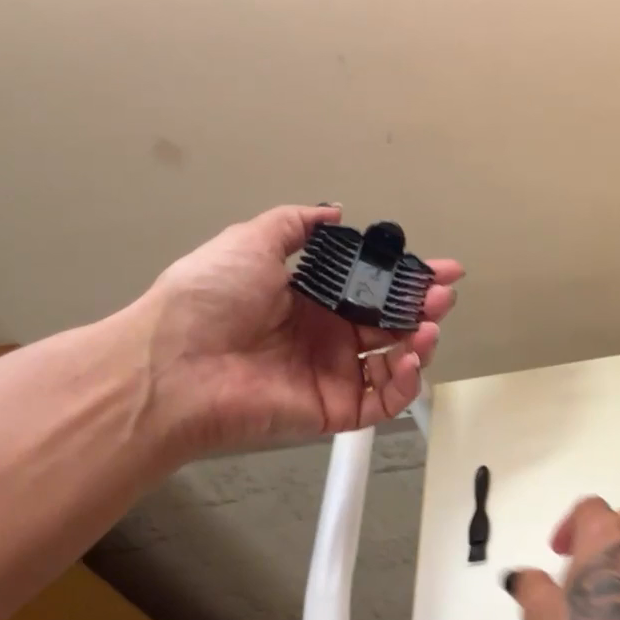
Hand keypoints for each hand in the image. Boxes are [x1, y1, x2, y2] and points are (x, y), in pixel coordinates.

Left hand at [128, 205, 462, 454]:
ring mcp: (336, 374)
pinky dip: (406, 383)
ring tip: (427, 328)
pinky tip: (409, 360)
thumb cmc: (208, 299)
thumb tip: (333, 210)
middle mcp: (329, 337)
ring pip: (397, 361)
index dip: (410, 278)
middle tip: (442, 296)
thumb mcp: (249, 243)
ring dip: (421, 343)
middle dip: (424, 308)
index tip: (443, 269)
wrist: (175, 363)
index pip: (374, 289)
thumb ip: (294, 224)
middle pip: (393, 324)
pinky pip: (386, 400)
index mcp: (312, 302)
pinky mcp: (338, 409)